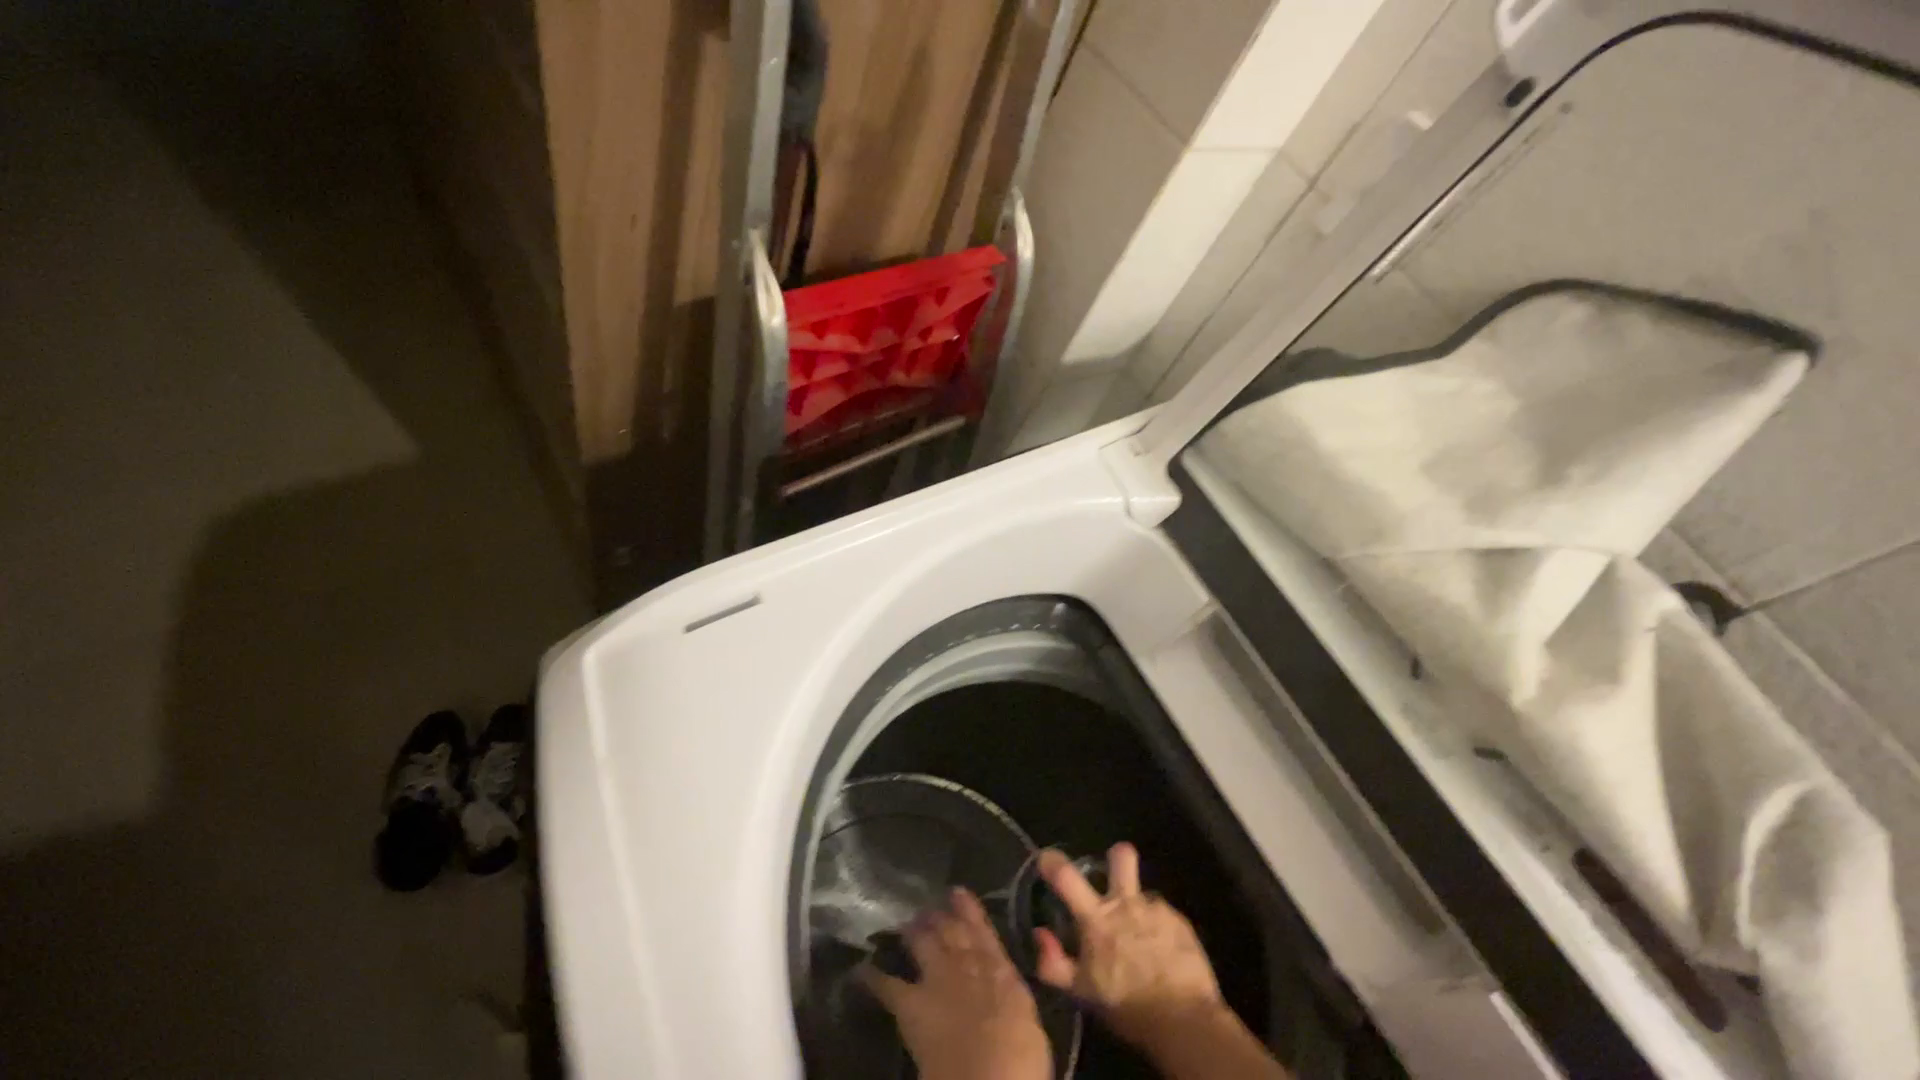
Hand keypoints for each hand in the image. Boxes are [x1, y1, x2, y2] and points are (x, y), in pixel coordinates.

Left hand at [858, 887, 1051, 1079]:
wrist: (986, 1077)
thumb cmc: (1019, 1059)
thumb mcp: (1027, 1018)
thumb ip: (1012, 996)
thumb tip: (1005, 990)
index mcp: (1001, 972)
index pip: (983, 932)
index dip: (969, 911)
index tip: (957, 892)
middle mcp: (967, 964)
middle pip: (949, 930)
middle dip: (937, 918)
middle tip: (927, 910)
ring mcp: (936, 980)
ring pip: (922, 942)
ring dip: (913, 931)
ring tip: (906, 923)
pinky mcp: (910, 1003)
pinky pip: (887, 984)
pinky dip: (873, 976)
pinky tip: (862, 968)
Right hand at [1032, 843, 1226, 1046]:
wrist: (1184, 1019)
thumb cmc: (1127, 1005)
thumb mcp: (1081, 991)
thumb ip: (1053, 963)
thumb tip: (1040, 933)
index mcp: (1096, 920)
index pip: (1067, 877)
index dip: (1052, 861)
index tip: (1047, 859)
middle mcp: (1127, 905)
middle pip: (1122, 856)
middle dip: (1117, 856)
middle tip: (1113, 874)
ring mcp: (1157, 910)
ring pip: (1143, 894)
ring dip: (1138, 910)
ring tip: (1141, 940)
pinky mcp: (1181, 921)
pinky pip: (1163, 915)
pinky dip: (1158, 929)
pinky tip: (1162, 953)